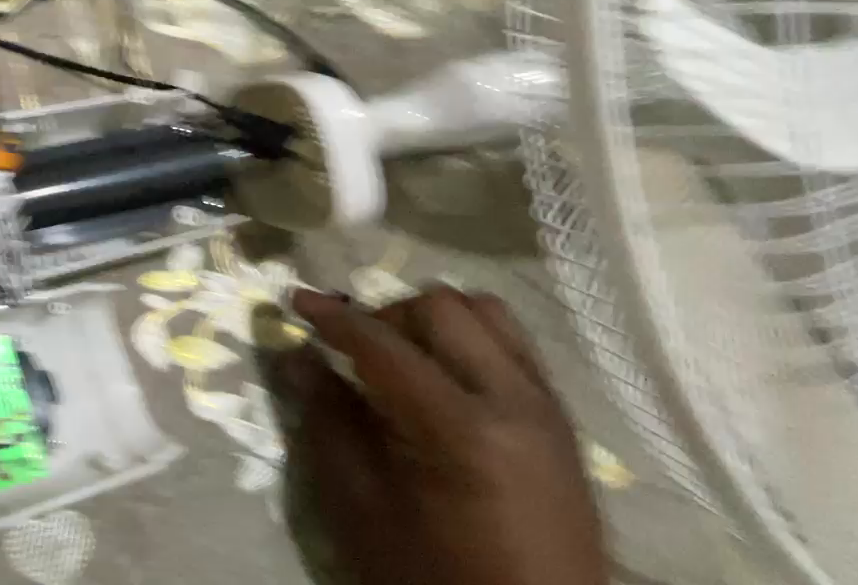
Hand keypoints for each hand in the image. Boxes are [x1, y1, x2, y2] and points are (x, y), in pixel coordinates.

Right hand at [281, 287, 606, 584]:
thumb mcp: (360, 505)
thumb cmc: (431, 574)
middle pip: (440, 309)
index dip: (333, 317)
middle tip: (353, 350)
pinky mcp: (562, 422)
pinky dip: (470, 338)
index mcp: (462, 431)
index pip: (384, 344)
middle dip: (385, 316)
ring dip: (433, 321)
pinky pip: (515, 344)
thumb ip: (326, 419)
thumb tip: (296, 354)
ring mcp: (547, 409)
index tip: (295, 299)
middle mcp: (515, 404)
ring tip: (401, 357)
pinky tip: (441, 374)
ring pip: (486, 313)